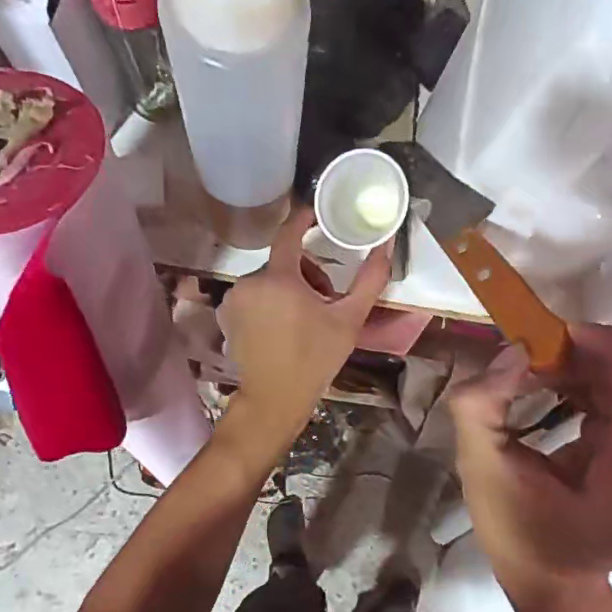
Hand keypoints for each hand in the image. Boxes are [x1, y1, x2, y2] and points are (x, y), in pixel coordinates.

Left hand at [219, 206, 391, 440]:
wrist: (275, 397)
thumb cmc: (315, 358)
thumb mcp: (349, 319)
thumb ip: (370, 279)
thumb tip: (386, 245)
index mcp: (277, 278)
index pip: (288, 233)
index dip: (303, 219)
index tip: (316, 214)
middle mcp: (248, 282)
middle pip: (282, 263)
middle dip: (305, 273)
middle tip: (325, 298)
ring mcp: (233, 300)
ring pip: (266, 281)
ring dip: (287, 289)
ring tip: (305, 317)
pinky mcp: (225, 316)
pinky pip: (252, 297)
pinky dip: (268, 302)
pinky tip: (282, 326)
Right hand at [448, 324, 611, 607]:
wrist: (550, 582)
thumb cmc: (512, 531)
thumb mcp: (480, 469)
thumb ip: (482, 406)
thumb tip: (516, 350)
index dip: (607, 348)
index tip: (552, 334)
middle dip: (599, 358)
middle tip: (543, 356)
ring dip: (607, 374)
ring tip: (554, 379)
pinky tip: (577, 399)